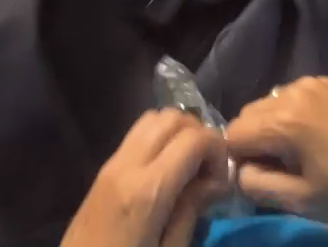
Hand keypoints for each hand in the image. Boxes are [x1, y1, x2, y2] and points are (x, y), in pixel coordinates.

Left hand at [62, 110, 229, 246]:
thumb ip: (191, 211)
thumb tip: (217, 179)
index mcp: (148, 190)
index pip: (193, 138)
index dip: (217, 148)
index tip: (223, 177)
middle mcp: (128, 164)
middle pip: (172, 117)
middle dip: (199, 133)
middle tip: (209, 169)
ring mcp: (112, 162)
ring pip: (153, 117)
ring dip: (178, 131)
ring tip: (189, 167)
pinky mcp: (104, 168)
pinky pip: (137, 133)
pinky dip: (159, 138)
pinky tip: (167, 169)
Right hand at [225, 76, 327, 214]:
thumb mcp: (299, 200)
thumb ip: (256, 184)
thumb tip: (237, 170)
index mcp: (284, 121)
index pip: (234, 132)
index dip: (238, 158)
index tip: (259, 175)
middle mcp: (292, 92)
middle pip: (248, 113)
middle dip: (253, 139)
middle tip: (278, 166)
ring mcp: (309, 82)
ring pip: (268, 102)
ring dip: (271, 125)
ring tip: (297, 150)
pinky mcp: (324, 81)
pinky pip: (290, 95)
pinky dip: (291, 113)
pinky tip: (313, 134)